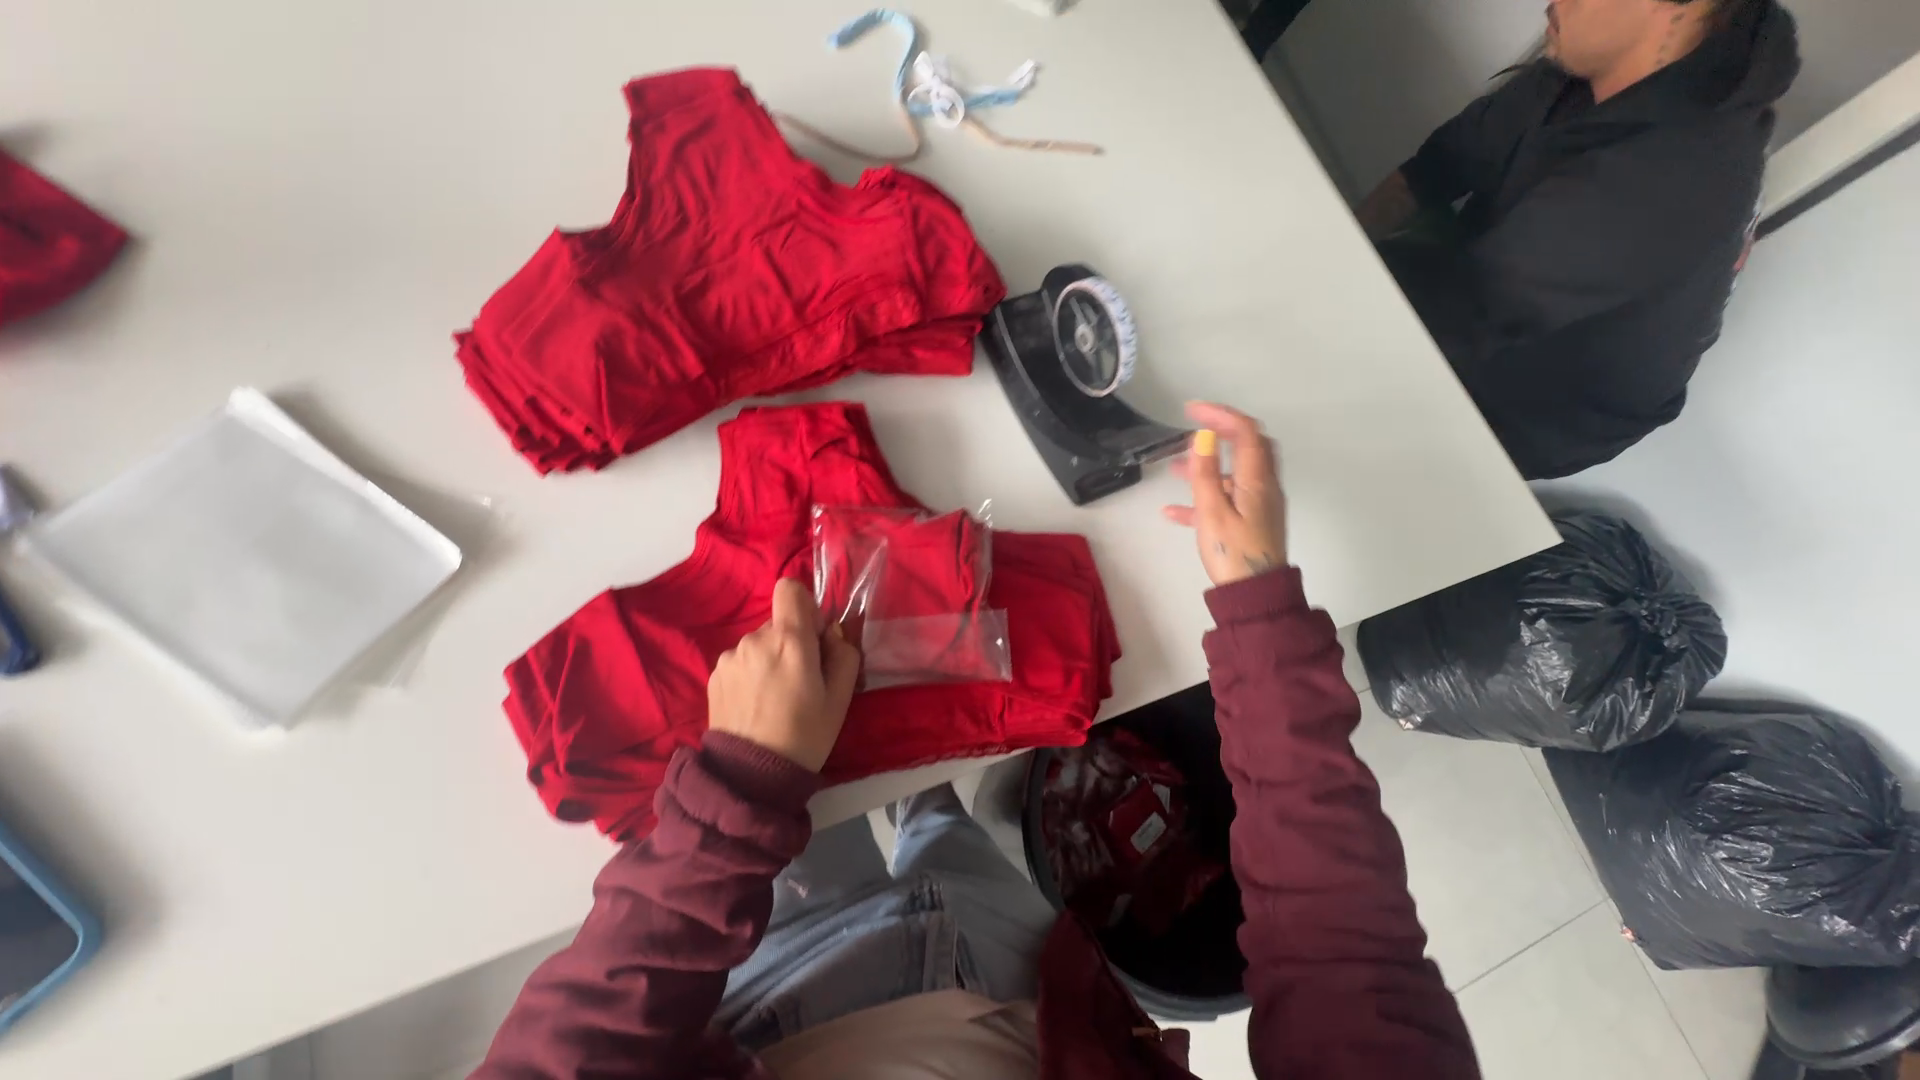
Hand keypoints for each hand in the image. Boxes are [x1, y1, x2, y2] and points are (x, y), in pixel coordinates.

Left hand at [707, 578, 862, 771]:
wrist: (751, 775)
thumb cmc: (805, 735)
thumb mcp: (841, 698)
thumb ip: (843, 654)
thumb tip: (831, 635)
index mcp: (789, 640)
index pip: (790, 589)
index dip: (806, 608)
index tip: (814, 639)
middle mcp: (755, 639)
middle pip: (778, 622)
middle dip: (792, 642)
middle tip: (801, 682)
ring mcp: (730, 656)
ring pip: (759, 643)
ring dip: (769, 659)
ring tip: (776, 698)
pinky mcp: (714, 674)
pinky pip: (741, 661)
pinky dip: (751, 674)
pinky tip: (755, 705)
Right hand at [1162, 401, 1287, 586]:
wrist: (1254, 597)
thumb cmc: (1233, 554)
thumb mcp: (1213, 512)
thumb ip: (1206, 474)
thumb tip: (1205, 437)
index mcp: (1257, 480)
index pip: (1245, 432)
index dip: (1220, 415)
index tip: (1192, 411)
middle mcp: (1263, 487)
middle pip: (1249, 447)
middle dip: (1222, 433)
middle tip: (1194, 430)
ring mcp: (1259, 505)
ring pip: (1235, 474)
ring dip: (1208, 466)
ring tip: (1174, 470)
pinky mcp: (1252, 523)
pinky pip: (1227, 500)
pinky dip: (1205, 497)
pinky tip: (1174, 512)